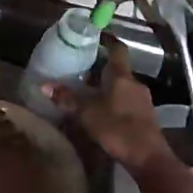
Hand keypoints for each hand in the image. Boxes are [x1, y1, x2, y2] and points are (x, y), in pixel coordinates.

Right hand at [44, 36, 173, 170]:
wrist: (148, 158)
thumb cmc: (118, 129)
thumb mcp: (87, 113)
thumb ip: (67, 98)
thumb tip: (44, 85)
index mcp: (121, 77)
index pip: (117, 50)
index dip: (108, 40)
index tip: (97, 35)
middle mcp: (134, 84)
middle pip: (117, 69)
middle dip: (99, 68)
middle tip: (80, 68)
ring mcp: (141, 100)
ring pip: (120, 86)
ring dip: (105, 86)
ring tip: (85, 90)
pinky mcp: (143, 116)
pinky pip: (125, 100)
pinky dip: (112, 100)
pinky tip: (100, 110)